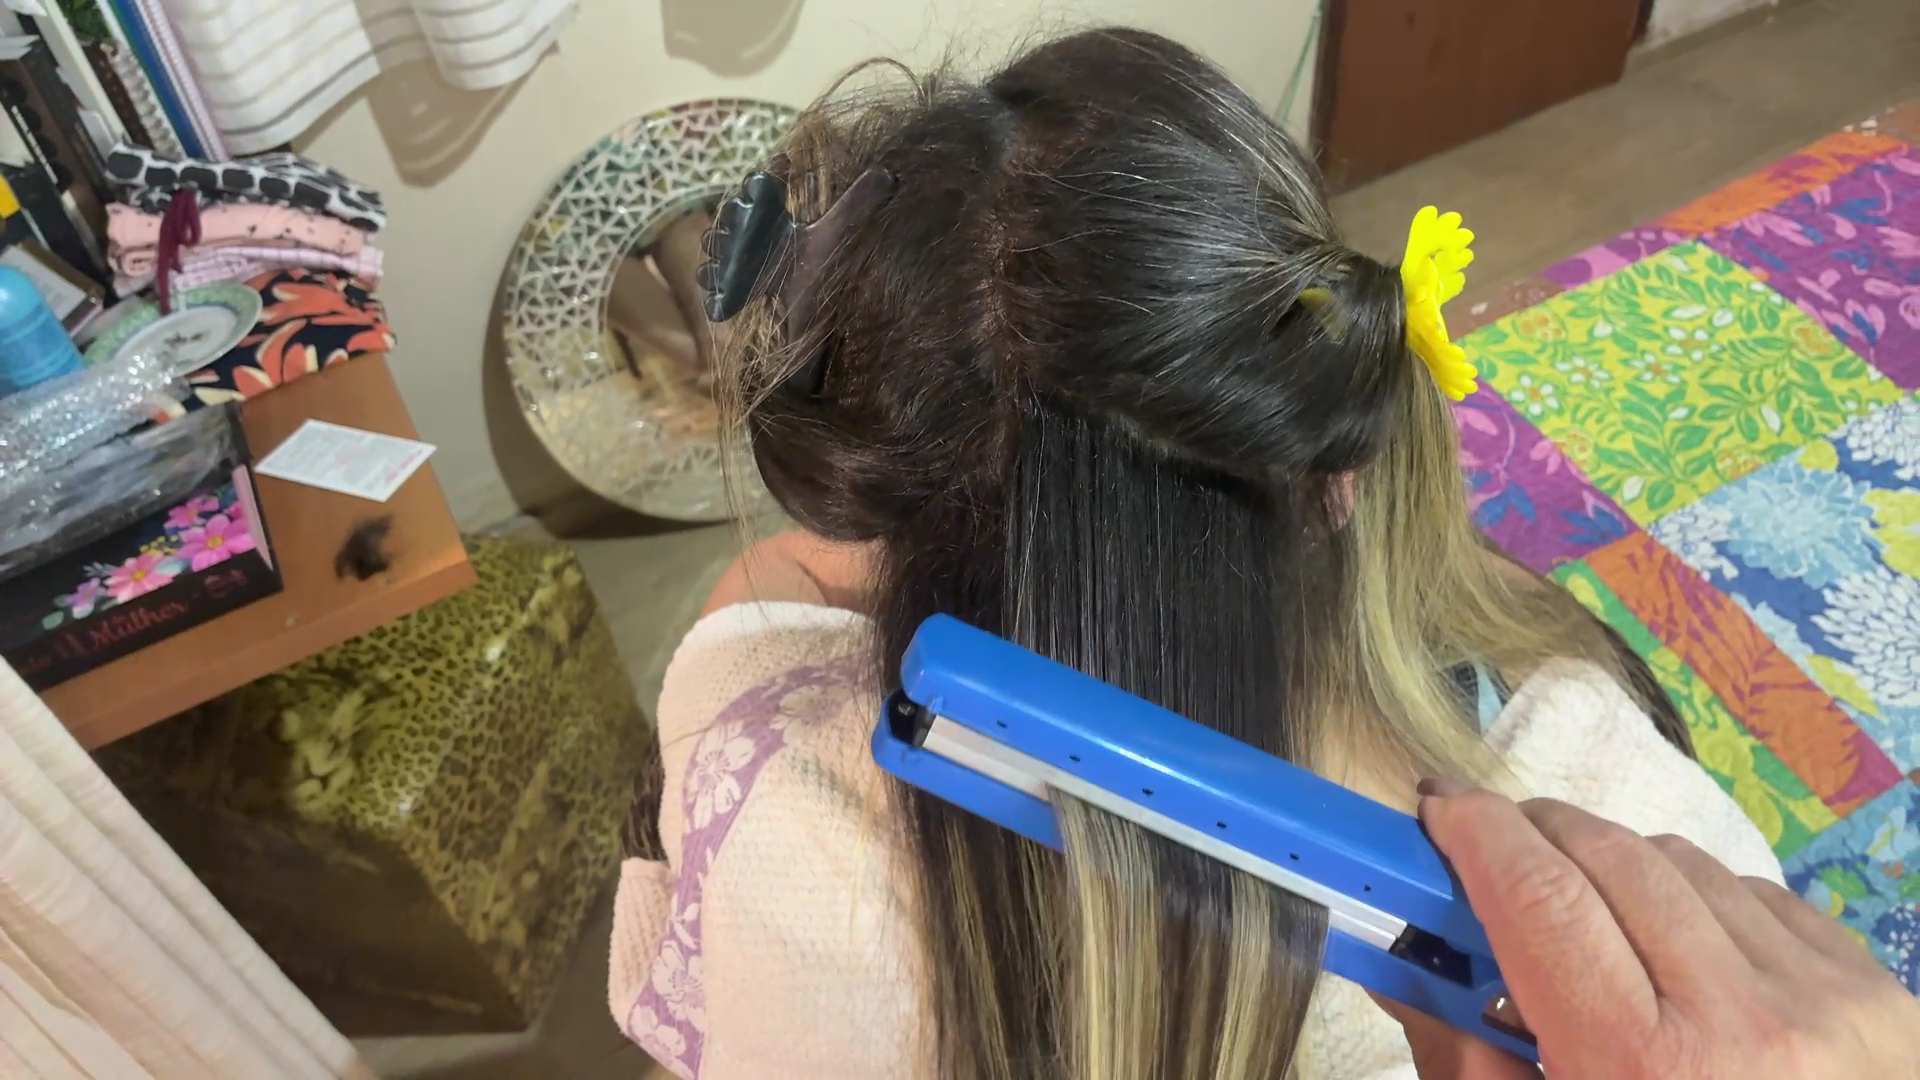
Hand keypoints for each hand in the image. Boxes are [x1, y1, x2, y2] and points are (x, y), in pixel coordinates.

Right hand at [1385, 783, 1919, 1078]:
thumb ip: (1449, 1043)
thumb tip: (1386, 955)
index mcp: (1645, 1063)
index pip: (1535, 889)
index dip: (1473, 827)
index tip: (1434, 807)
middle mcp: (1751, 1022)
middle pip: (1598, 848)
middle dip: (1527, 828)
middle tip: (1492, 848)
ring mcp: (1834, 1004)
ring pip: (1668, 854)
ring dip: (1606, 863)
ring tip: (1595, 920)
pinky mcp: (1884, 995)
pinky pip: (1743, 886)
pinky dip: (1686, 893)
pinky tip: (1680, 951)